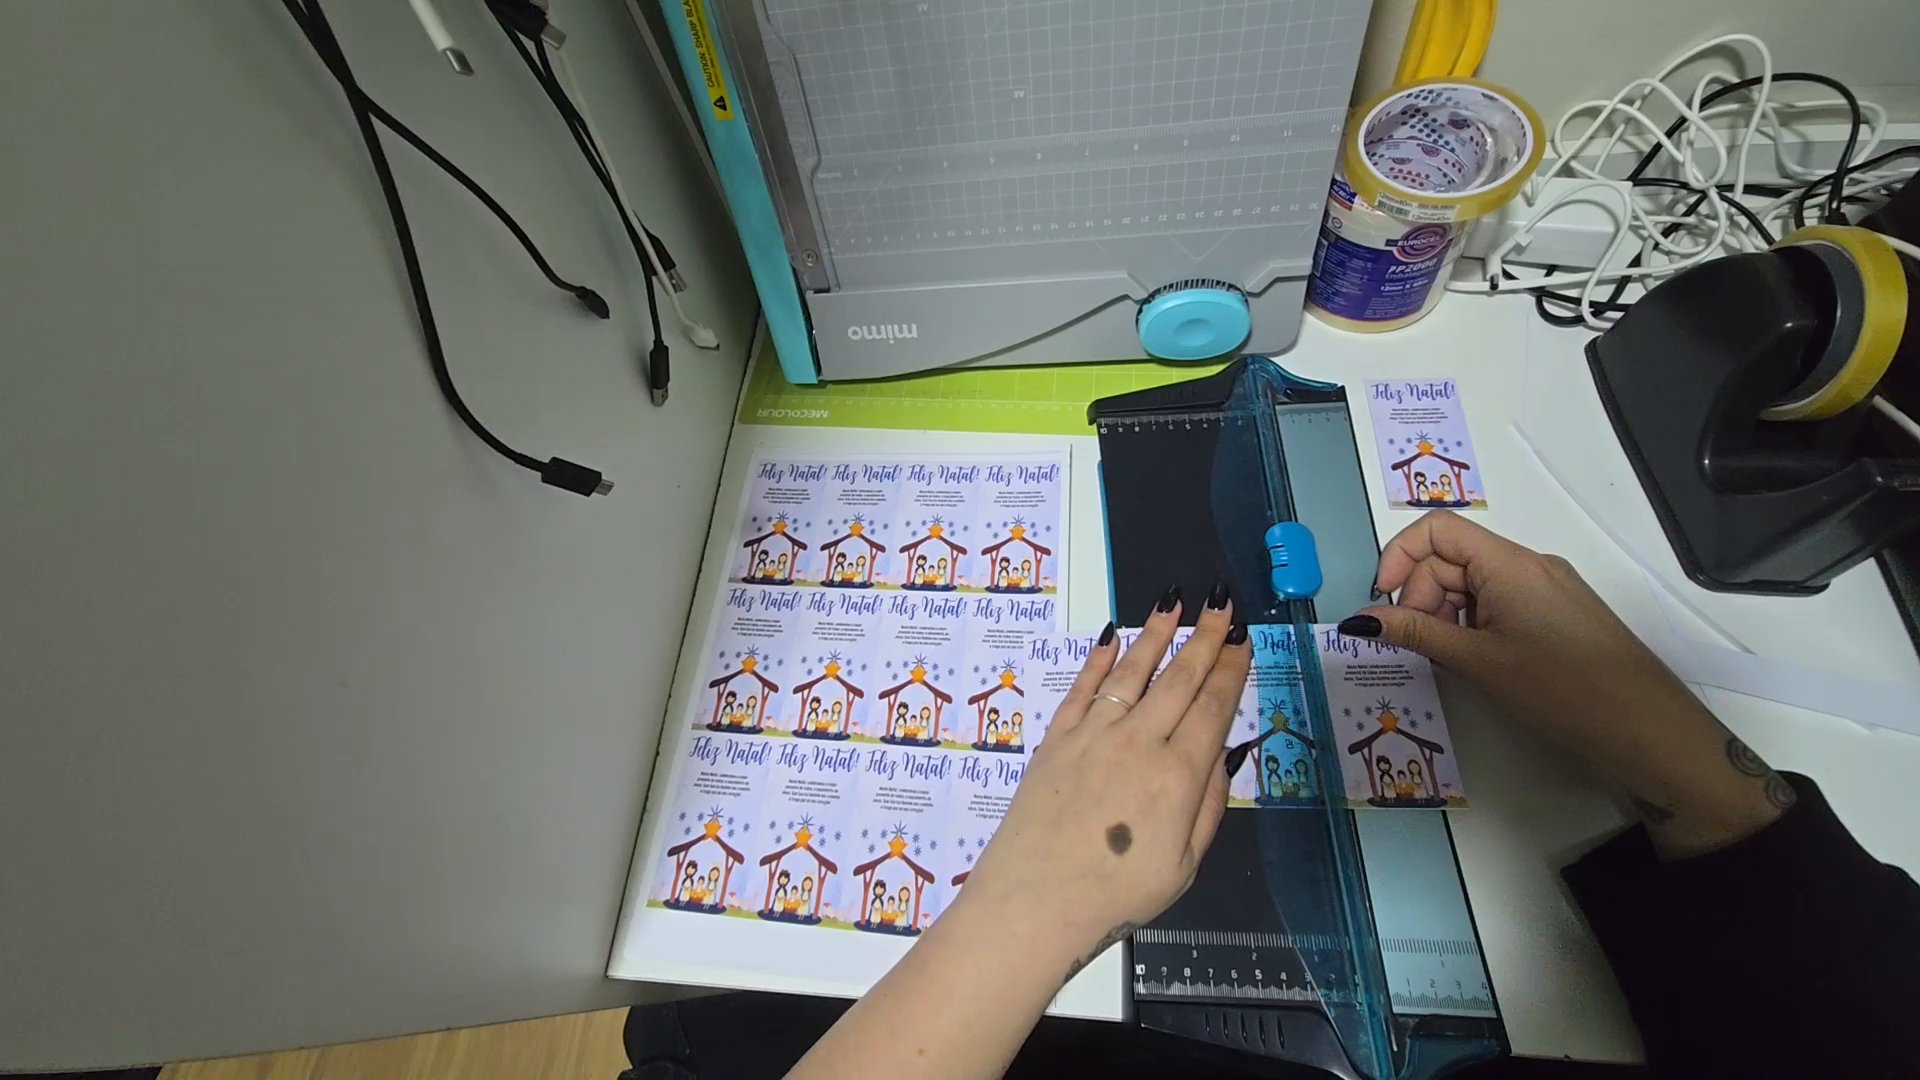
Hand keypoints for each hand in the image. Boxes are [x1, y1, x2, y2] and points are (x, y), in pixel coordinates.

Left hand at [955, 585, 1251, 979]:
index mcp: (1178, 775)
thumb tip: (1225, 750)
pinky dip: (1098, 660)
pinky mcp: (1057, 736)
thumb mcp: (1184, 864)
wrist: (1035, 898)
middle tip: (1220, 602)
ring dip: (1155, 634)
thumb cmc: (1117, 894)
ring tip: (1172, 603)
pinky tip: (1111, 637)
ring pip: (1132, 672)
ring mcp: (1093, 734)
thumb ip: (1208, 803)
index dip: (1230, 669)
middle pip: (1179, 679)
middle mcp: (1138, 742)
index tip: (1242, 639)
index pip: (1213, 707)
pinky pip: (1083, 688)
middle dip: (1204, 637)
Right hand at [1341, 511, 1792, 856]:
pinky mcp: (1552, 613)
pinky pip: (1493, 602)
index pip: (1435, 530)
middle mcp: (1527, 565)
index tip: (1384, 600)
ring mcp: (1543, 589)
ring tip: (1450, 658)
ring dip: (1443, 615)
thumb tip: (1356, 621)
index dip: (1398, 556)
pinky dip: (1469, 624)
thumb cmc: (1560, 689)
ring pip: (1468, 584)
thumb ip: (1412, 633)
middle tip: (1421, 644)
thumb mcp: (1476, 661)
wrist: (1651, 735)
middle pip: (1448, 560)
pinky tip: (1473, 658)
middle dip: (1421, 597)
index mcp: (1509, 564)